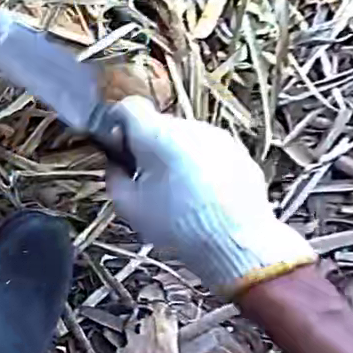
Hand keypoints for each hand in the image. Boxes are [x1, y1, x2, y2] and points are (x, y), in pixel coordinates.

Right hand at [104, 96, 314, 295]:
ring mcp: (219, 137)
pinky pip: (206, 149)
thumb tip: (116, 162)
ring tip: (175, 190)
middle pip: (157, 124)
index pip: (128, 106)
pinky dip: (196, 163)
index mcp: (158, 136)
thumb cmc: (176, 226)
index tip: (118, 150)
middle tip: (144, 178)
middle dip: (145, 145)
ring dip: (172, 154)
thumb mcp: (126, 204)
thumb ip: (113, 174)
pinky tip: (199, 194)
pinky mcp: (239, 151)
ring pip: (182, 136)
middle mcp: (190, 127)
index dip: (116, 125)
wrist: (237, 245)